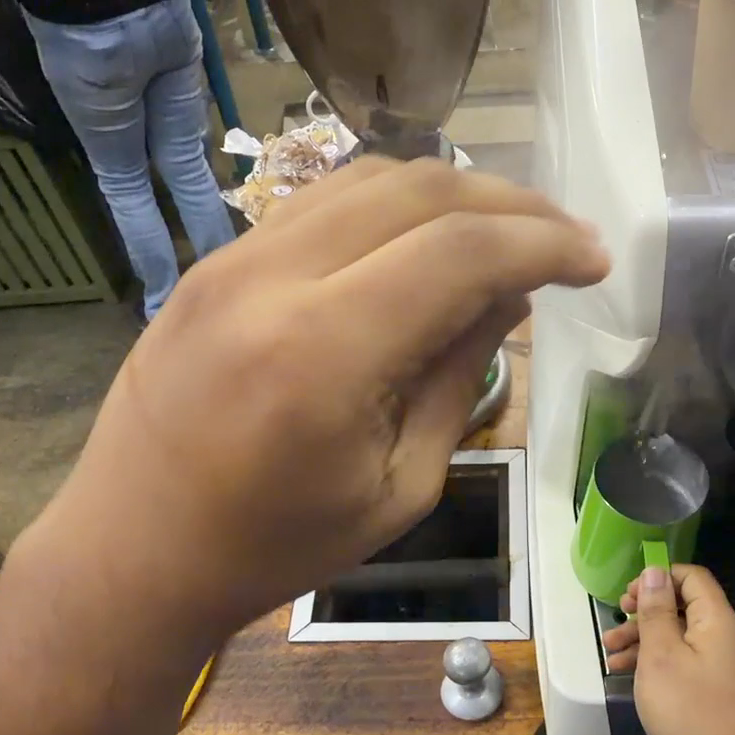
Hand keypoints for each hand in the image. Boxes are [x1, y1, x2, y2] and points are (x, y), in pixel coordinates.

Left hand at [20, 158, 608, 636]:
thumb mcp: (398, 487)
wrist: (139, 553)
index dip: (542, 244)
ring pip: (367, 181)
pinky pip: (321, 205)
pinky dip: (392, 208)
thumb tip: (508, 300)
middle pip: (418, 191)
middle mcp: (271, 279)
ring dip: (453, 194)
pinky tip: (427, 241)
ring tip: (507, 232)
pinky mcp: (213, 263)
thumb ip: (457, 381)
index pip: (458, 252)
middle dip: (510, 204)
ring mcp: (231, 259)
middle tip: (563, 239)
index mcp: (322, 354)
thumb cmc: (278, 548)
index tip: (594, 261)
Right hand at [601, 565, 734, 734]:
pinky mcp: (712, 686)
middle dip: (644, 611)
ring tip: (609, 651)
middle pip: (682, 606)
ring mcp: (719, 663)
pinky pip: (682, 660)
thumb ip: (656, 610)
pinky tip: (623, 672)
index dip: (659, 578)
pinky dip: (654, 660)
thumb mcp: (660, 655)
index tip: (628, 596)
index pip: (692, 577)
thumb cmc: (686, 708)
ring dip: (642, 638)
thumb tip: (654, 571)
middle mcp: (724, 636)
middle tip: (615, 619)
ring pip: (677, 635)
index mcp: (717, 620)